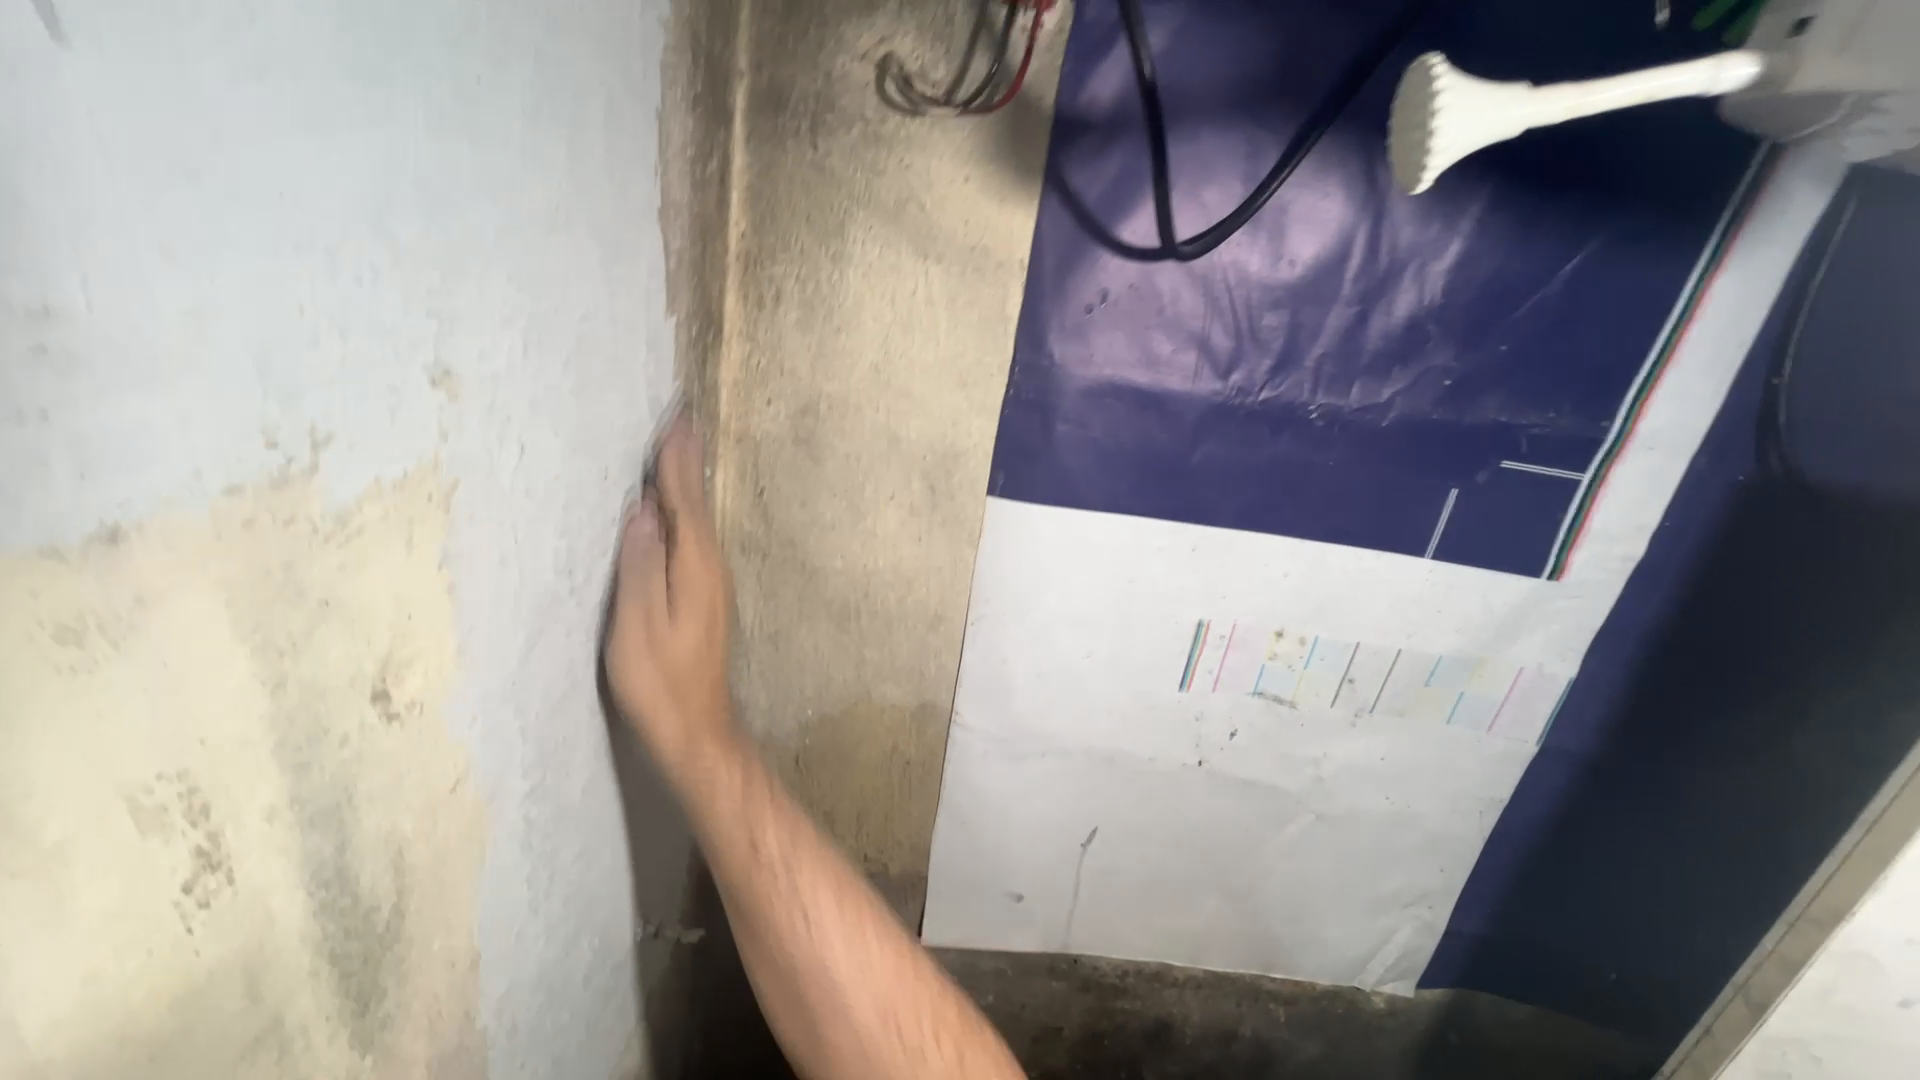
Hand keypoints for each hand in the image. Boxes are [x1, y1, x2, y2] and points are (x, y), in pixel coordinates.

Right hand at [604, 415, 735, 773]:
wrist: (696, 725)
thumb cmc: (660, 680)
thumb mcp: (638, 625)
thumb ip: (640, 567)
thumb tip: (643, 512)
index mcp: (695, 566)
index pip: (684, 500)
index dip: (678, 460)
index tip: (676, 419)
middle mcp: (712, 566)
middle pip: (696, 503)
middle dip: (687, 461)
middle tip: (681, 418)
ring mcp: (713, 581)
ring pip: (698, 519)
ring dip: (688, 482)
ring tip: (679, 447)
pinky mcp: (706, 595)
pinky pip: (695, 538)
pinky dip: (686, 512)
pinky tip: (676, 508)